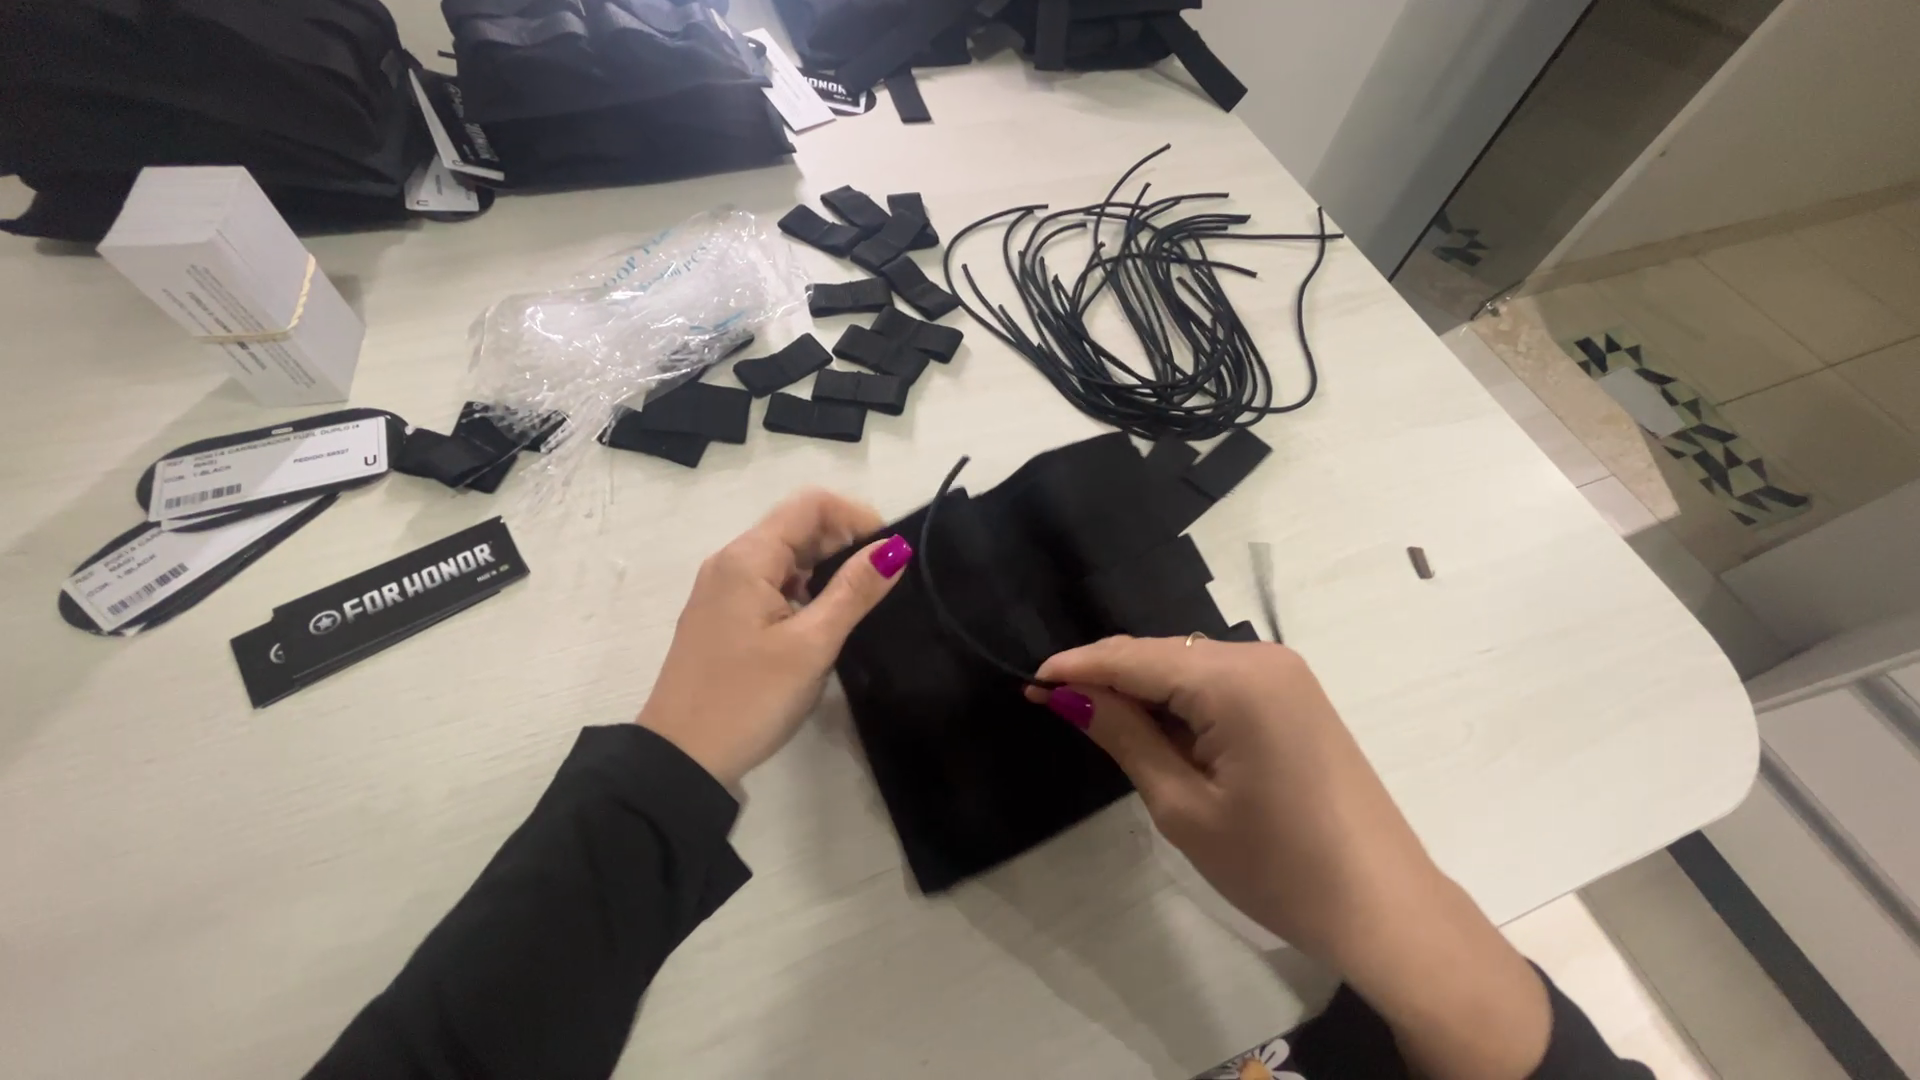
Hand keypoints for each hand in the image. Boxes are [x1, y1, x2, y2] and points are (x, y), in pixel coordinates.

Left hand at [636, 490, 911, 786]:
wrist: (680, 759)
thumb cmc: (748, 699)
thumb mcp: (811, 645)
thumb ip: (854, 591)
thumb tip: (895, 548)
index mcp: (747, 558)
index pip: (810, 504)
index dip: (856, 515)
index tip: (890, 551)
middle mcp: (731, 563)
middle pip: (796, 526)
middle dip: (844, 542)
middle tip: (882, 582)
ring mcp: (723, 591)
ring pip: (785, 557)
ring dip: (825, 568)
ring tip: (858, 604)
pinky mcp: (724, 618)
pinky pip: (771, 584)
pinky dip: (803, 590)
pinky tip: (822, 623)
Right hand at [1028, 636, 1549, 1079]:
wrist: (1384, 909)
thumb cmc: (1276, 866)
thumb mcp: (1183, 806)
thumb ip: (1122, 736)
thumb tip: (1065, 694)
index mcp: (1236, 681)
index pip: (1135, 658)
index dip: (1079, 666)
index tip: (1028, 680)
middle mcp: (1262, 657)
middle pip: (1162, 654)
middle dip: (1108, 675)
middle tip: (1053, 703)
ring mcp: (1285, 674)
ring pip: (1189, 664)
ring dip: (1143, 688)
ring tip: (1098, 719)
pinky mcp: (1295, 695)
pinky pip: (1219, 680)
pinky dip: (1180, 699)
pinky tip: (1157, 727)